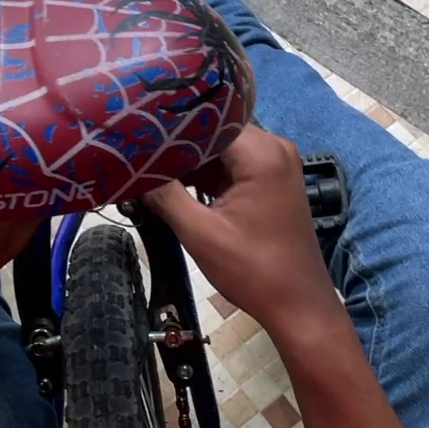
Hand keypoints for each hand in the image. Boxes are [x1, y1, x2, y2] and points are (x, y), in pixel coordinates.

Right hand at [144, 126, 341, 335]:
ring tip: (145, 167)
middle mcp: (273, 148)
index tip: (133, 134)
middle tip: (133, 151)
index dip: (167, 129)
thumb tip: (131, 170)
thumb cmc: (253, 271)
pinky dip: (204, 177)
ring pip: (219, 151)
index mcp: (261, 153)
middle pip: (212, 134)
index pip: (205, 122)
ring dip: (187, 163)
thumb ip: (164, 196)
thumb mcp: (200, 233)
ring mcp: (274, 165)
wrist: (297, 305)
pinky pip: (230, 168)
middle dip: (174, 146)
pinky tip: (172, 185)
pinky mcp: (270, 183)